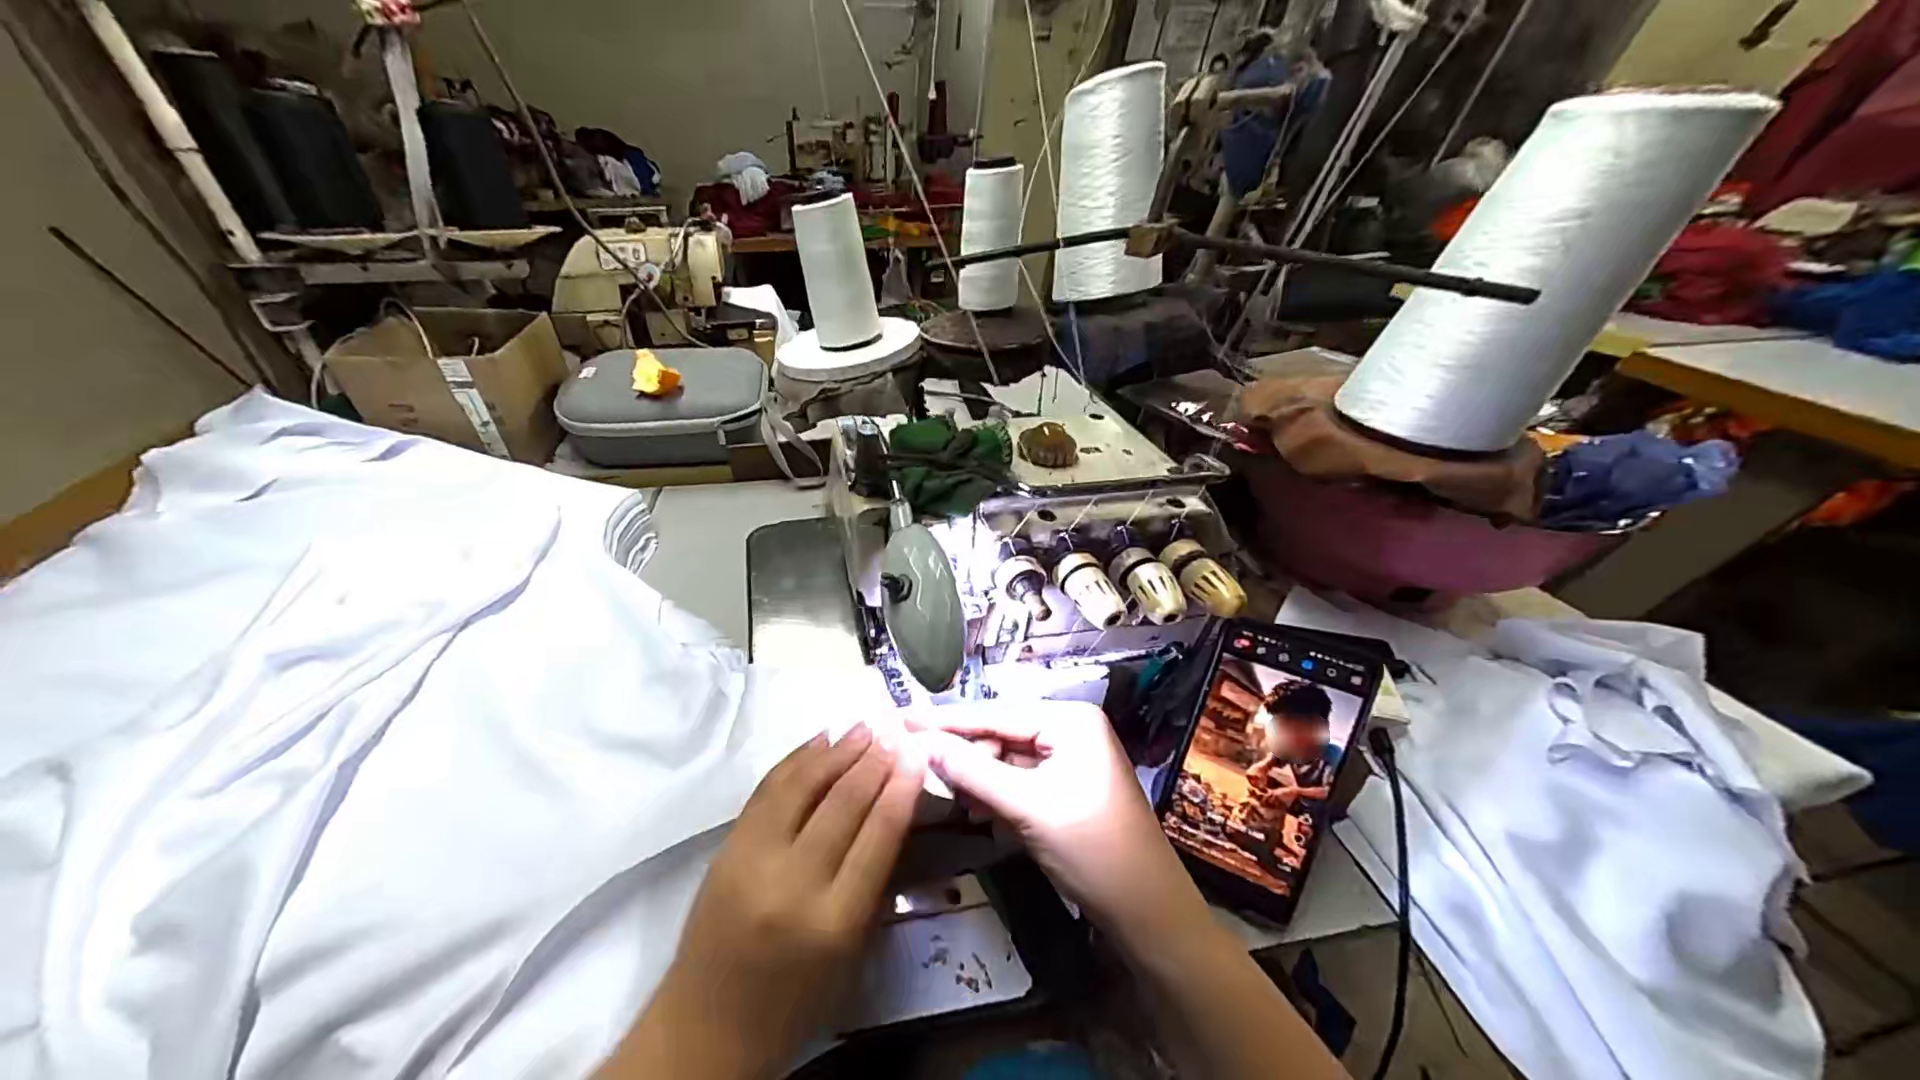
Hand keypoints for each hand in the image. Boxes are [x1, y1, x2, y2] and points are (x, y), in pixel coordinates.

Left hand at [600, 725, 923, 1079]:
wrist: (707, 1026)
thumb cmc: (796, 1001)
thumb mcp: (852, 952)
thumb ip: (874, 883)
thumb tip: (894, 811)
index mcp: (835, 921)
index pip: (877, 836)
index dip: (901, 788)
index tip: (917, 753)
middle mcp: (792, 883)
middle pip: (842, 803)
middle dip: (874, 761)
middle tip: (896, 733)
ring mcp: (752, 859)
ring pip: (801, 786)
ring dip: (837, 751)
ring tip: (863, 727)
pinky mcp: (726, 848)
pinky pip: (767, 790)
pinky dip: (797, 760)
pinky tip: (819, 742)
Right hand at [909, 702, 1198, 936]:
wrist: (1147, 913)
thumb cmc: (1092, 850)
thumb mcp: (1027, 807)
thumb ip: (972, 771)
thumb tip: (920, 743)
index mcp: (1070, 720)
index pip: (996, 712)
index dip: (947, 719)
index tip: (902, 719)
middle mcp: (1070, 729)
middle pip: (1001, 731)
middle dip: (963, 749)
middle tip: (916, 760)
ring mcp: (1069, 759)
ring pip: (1006, 757)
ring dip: (976, 773)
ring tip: (937, 784)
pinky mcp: (1065, 787)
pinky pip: (1019, 779)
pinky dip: (995, 791)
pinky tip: (971, 804)